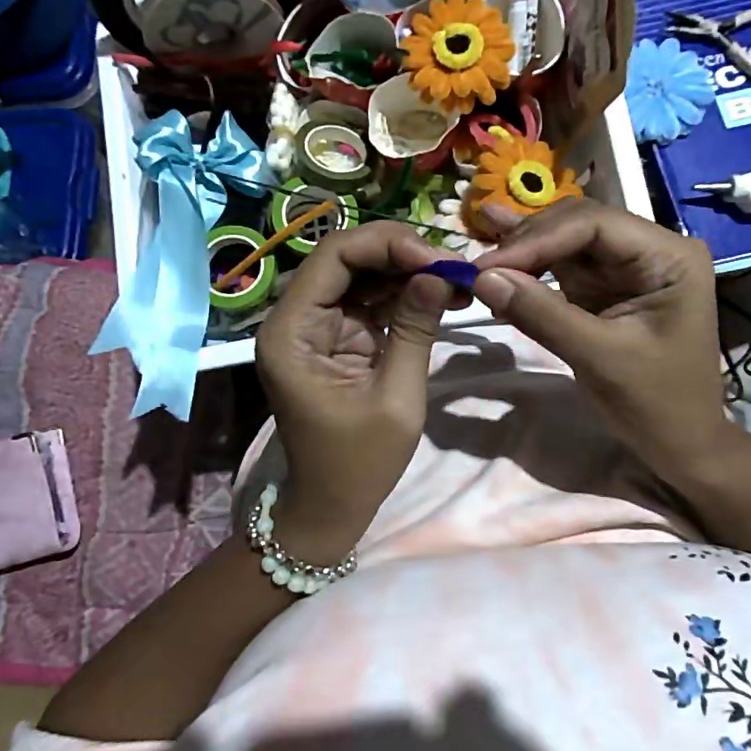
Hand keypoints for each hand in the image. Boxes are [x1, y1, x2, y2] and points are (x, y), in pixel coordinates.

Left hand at [255, 222, 461, 548]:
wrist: (332, 505)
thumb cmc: (359, 463)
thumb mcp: (396, 398)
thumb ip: (415, 330)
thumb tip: (438, 274)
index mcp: (292, 332)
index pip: (333, 257)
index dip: (387, 245)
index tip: (437, 259)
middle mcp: (296, 319)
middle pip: (347, 259)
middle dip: (403, 255)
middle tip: (455, 267)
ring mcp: (317, 328)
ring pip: (363, 276)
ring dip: (410, 273)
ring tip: (458, 281)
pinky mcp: (338, 339)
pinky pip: (371, 301)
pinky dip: (406, 296)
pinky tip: (443, 296)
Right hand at [470, 198, 728, 473]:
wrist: (680, 443)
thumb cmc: (655, 403)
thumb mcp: (598, 357)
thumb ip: (542, 314)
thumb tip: (481, 278)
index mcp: (669, 257)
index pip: (594, 224)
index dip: (536, 239)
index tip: (486, 266)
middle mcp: (651, 249)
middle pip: (578, 225)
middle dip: (527, 244)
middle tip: (477, 270)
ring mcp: (628, 267)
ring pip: (566, 242)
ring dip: (523, 252)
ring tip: (477, 262)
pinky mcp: (608, 287)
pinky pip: (564, 267)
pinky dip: (531, 270)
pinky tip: (495, 260)